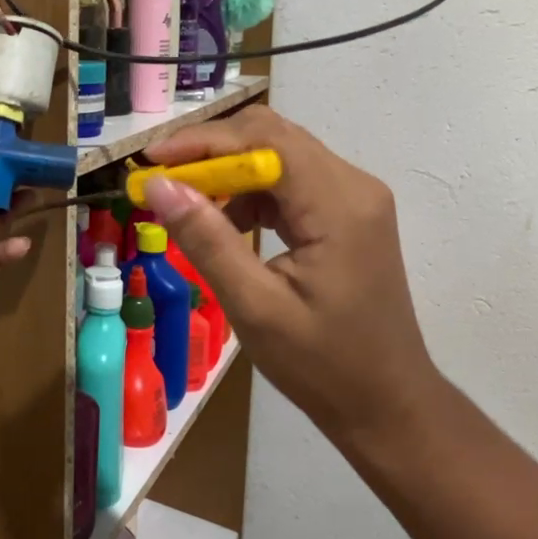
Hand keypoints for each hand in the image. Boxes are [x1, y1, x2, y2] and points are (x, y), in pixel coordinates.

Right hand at [141, 105, 439, 438]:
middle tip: (159, 176)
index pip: (263, 141)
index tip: (150, 161)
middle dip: (209, 148)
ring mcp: (354, 198)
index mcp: (338, 206)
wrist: (387, 403)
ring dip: (226, 168)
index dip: (202, 141)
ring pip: (278, 153)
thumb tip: (158, 186)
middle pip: (272, 135)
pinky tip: (223, 221)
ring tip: (183, 200)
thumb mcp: (254, 306)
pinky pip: (289, 180)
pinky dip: (248, 190)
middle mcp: (353, 186)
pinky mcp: (346, 214)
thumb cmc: (322, 364)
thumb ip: (207, 240)